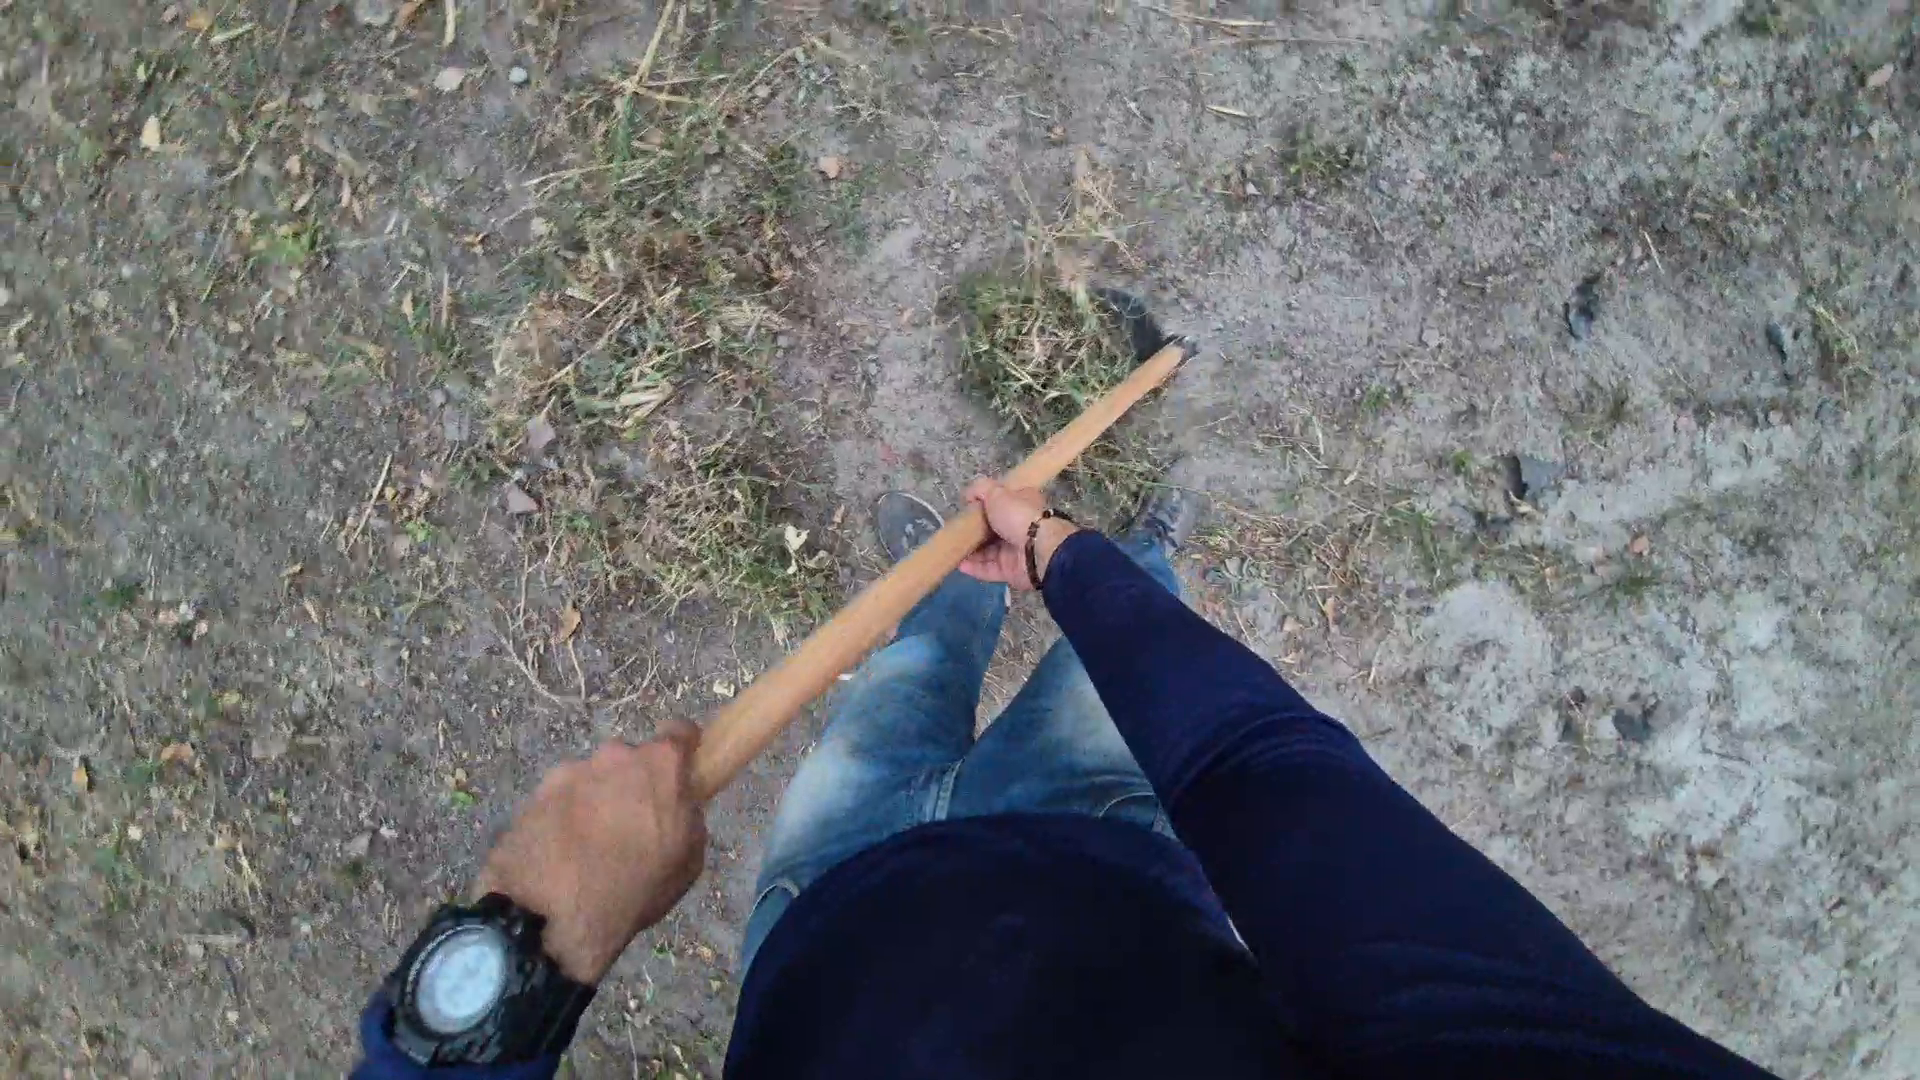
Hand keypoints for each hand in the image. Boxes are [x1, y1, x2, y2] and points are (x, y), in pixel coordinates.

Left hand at [476, 723, 706, 983]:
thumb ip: (688, 817)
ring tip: (587, 850)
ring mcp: (568, 773)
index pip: (680, 731)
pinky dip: (561, 820)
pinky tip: (558, 857)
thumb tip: (677, 808)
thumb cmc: (635, 887)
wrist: (549, 919)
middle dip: (633, 783)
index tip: (679, 777)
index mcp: (660, 763)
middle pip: (630, 759)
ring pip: (591, 780)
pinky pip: (557, 801)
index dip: (682, 752)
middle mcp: (615, 755)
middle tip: (629, 826)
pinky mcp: (531, 797)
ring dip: (595, 801)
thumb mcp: (689, 858)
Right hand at [957, 477, 1078, 590]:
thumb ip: (981, 489)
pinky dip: (975, 568)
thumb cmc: (1018, 515)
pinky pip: (989, 569)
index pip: (1004, 504)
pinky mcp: (1011, 571)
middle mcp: (1021, 528)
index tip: (968, 509)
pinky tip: (960, 564)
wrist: (1037, 549)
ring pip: (989, 551)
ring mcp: (1016, 551)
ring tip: (954, 549)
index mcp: (1023, 505)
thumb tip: (968, 495)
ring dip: (971, 551)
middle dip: (975, 532)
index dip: (986, 505)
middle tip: (957, 531)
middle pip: (994, 530)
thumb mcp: (997, 493)